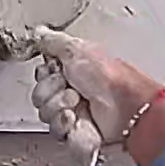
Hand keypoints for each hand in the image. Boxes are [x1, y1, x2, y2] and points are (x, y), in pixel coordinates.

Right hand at [31, 28, 163, 154]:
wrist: (125, 108)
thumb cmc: (110, 78)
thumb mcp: (78, 50)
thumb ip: (54, 42)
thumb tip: (39, 33)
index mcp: (72, 70)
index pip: (41, 75)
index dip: (46, 75)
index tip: (57, 71)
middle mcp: (71, 91)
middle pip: (39, 95)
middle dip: (52, 92)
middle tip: (71, 89)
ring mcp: (72, 112)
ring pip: (45, 113)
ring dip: (59, 107)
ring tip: (78, 103)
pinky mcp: (74, 132)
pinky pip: (54, 130)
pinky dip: (65, 124)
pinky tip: (77, 118)